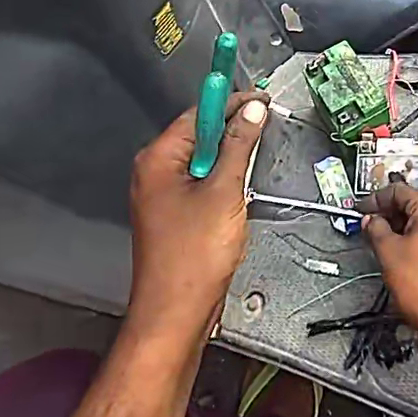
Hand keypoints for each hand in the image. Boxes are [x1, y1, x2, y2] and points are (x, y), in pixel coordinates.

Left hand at [127, 92, 268, 337]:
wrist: (176, 316)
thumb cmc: (193, 258)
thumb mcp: (224, 192)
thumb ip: (239, 146)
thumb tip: (251, 112)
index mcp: (157, 159)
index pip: (198, 114)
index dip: (230, 103)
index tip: (259, 100)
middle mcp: (154, 171)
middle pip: (198, 134)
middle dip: (231, 130)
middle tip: (264, 125)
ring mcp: (161, 194)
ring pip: (201, 160)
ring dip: (228, 157)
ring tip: (253, 159)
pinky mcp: (173, 214)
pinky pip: (199, 183)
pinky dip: (220, 179)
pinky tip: (238, 189)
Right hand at [360, 182, 417, 342]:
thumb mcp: (388, 251)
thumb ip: (375, 229)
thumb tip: (370, 220)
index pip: (399, 191)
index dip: (376, 198)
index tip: (362, 208)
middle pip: (410, 203)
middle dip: (386, 212)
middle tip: (368, 223)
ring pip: (417, 221)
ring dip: (396, 226)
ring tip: (378, 239)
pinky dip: (408, 238)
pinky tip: (395, 251)